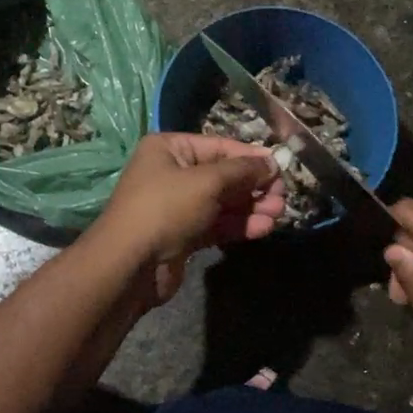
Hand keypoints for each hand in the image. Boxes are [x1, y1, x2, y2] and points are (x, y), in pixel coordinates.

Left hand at [93, 134, 283, 300]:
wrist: (129, 265)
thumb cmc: (166, 209)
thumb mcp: (206, 182)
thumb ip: (242, 171)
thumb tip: (271, 163)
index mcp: (170, 149)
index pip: (219, 147)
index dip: (251, 157)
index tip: (281, 168)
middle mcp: (172, 173)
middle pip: (223, 175)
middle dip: (254, 186)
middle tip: (282, 196)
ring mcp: (177, 206)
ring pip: (223, 202)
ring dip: (251, 207)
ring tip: (278, 214)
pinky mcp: (183, 235)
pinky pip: (217, 224)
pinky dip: (239, 225)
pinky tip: (263, 229)